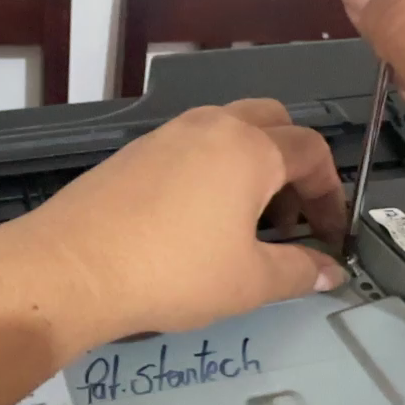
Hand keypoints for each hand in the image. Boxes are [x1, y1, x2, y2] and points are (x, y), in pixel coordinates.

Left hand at [14, 99, 348, 343]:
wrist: (72, 267)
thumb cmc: (174, 272)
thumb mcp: (249, 281)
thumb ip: (300, 271)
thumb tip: (333, 272)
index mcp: (249, 147)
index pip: (312, 152)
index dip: (330, 195)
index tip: (330, 237)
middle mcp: (210, 126)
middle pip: (271, 123)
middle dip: (292, 165)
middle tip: (286, 218)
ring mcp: (166, 134)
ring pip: (226, 130)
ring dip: (249, 165)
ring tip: (242, 222)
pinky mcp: (132, 152)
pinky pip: (188, 147)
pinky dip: (209, 170)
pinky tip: (193, 220)